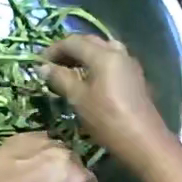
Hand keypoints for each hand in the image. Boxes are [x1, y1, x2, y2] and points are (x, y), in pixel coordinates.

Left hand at [0, 132, 96, 181]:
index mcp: (78, 177)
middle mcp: (67, 154)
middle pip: (74, 164)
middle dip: (66, 174)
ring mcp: (45, 141)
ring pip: (56, 150)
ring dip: (51, 159)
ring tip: (34, 172)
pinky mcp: (25, 135)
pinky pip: (37, 141)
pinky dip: (34, 149)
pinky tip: (22, 160)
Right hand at [39, 34, 171, 150]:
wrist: (143, 140)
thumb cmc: (107, 119)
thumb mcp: (78, 98)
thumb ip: (60, 78)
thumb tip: (42, 67)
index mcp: (103, 55)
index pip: (73, 42)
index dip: (53, 49)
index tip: (39, 63)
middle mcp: (118, 53)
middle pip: (89, 42)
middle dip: (68, 50)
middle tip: (51, 65)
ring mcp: (129, 63)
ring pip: (101, 49)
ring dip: (82, 55)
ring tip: (67, 70)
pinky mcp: (133, 76)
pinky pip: (111, 60)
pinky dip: (94, 62)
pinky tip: (86, 78)